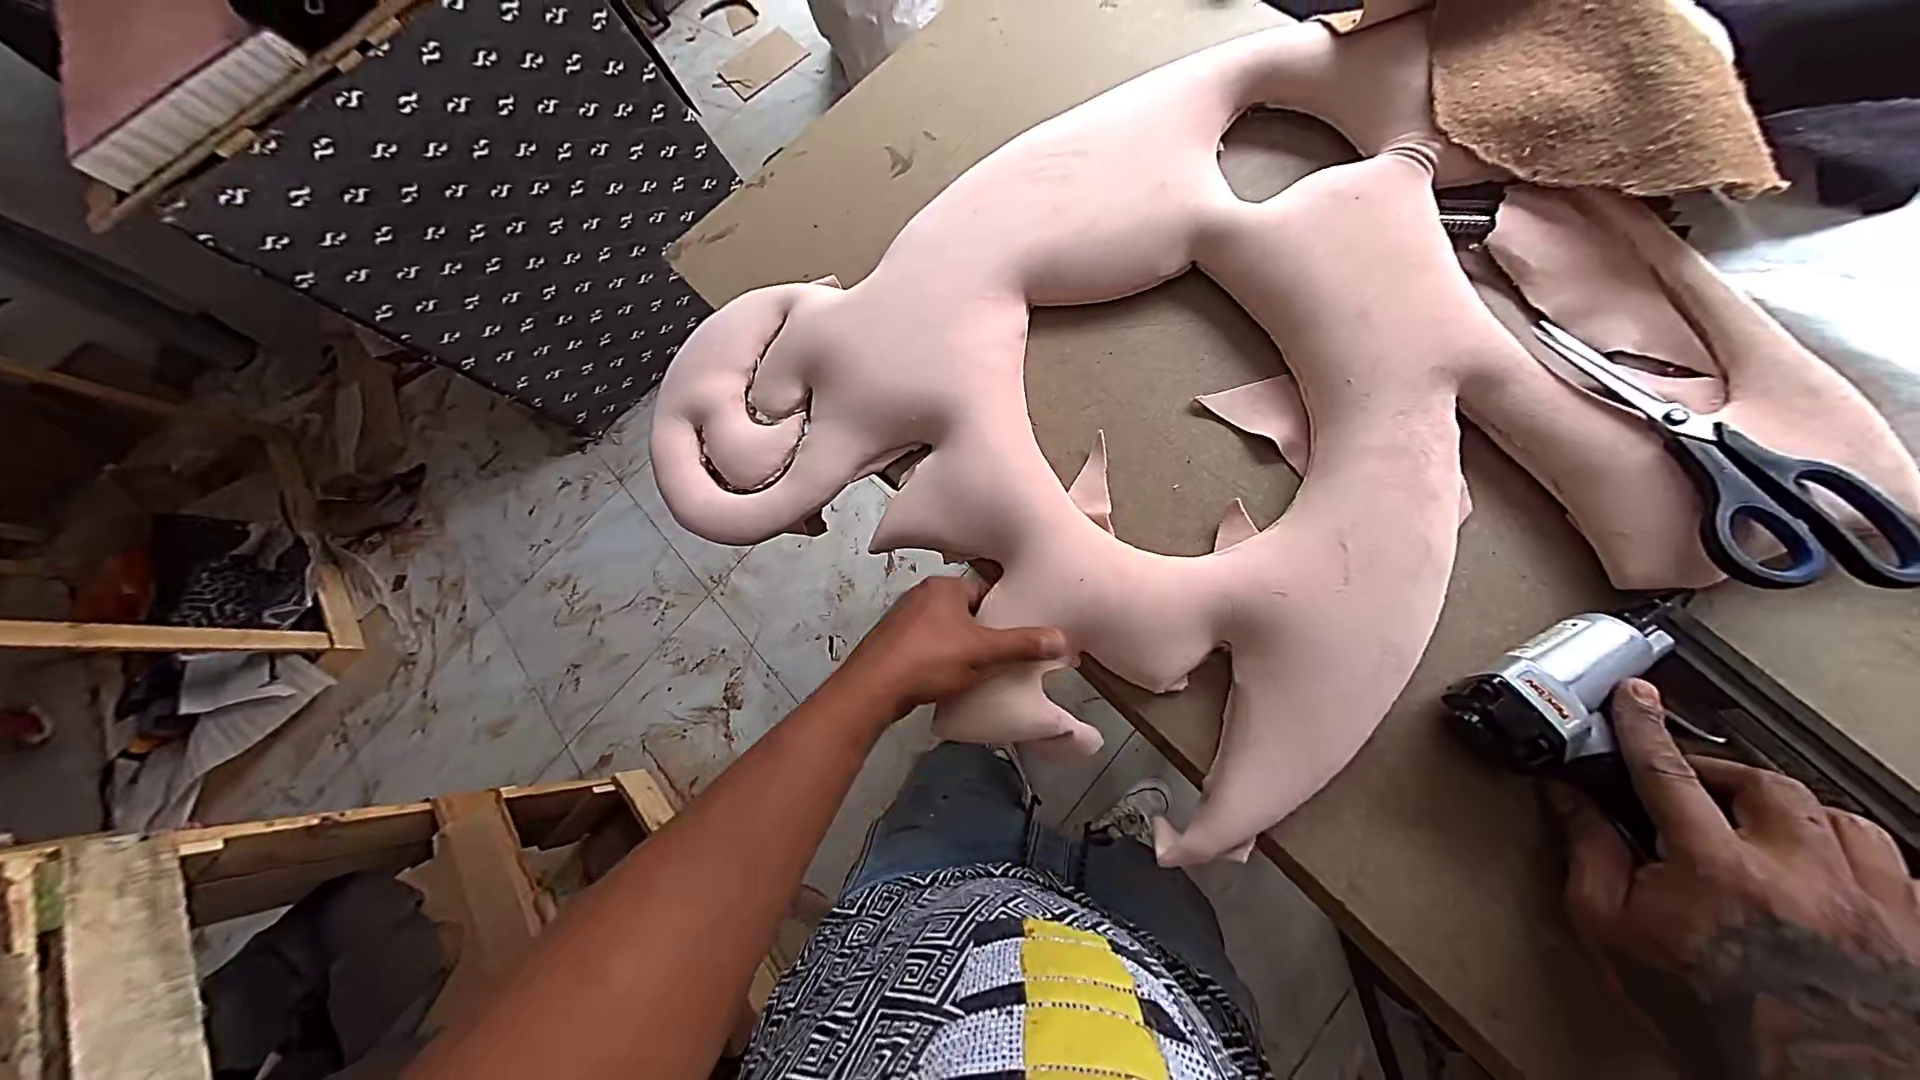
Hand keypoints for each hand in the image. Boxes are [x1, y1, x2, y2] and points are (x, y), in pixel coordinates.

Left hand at [825, 575, 1069, 720]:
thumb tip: (1060, 638)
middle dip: (984, 633)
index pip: (986, 591)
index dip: (1005, 613)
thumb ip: (1022, 645)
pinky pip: (928, 646)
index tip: (1020, 634)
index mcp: (944, 587)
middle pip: (967, 612)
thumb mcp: (982, 652)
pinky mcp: (892, 643)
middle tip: (1003, 656)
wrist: (872, 690)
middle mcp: (922, 595)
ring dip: (962, 648)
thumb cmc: (927, 661)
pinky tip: (948, 678)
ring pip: (947, 631)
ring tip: (978, 670)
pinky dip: (941, 659)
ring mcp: (904, 619)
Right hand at [1547, 679, 1919, 1078]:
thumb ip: (1589, 853)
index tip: (1635, 696)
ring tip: (1760, 817)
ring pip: (1845, 818)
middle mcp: (1802, 875)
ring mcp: (1875, 906)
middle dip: (1723, 771)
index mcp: (1717, 869)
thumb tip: (1568, 799)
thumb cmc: (1707, 1013)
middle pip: (1770, 785)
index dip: (1642, 726)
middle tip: (1692, 779)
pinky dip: (1857, 851)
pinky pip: (1903, 868)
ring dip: (1794, 807)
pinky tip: (1827, 862)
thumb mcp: (1608, 927)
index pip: (1667, 771)